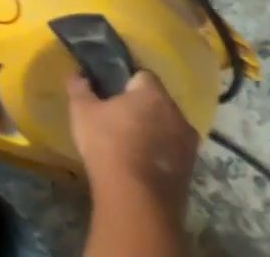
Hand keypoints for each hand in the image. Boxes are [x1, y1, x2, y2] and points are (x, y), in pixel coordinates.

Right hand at [67, 70, 199, 216]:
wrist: (136, 195)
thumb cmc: (107, 142)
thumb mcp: (81, 110)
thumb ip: (79, 87)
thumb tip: (78, 73)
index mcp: (152, 95)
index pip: (142, 74)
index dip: (124, 78)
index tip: (108, 87)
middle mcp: (178, 114)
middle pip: (157, 100)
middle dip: (139, 103)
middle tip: (115, 111)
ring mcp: (189, 142)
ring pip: (167, 124)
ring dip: (152, 125)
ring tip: (128, 136)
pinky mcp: (192, 166)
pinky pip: (173, 145)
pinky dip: (159, 146)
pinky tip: (140, 156)